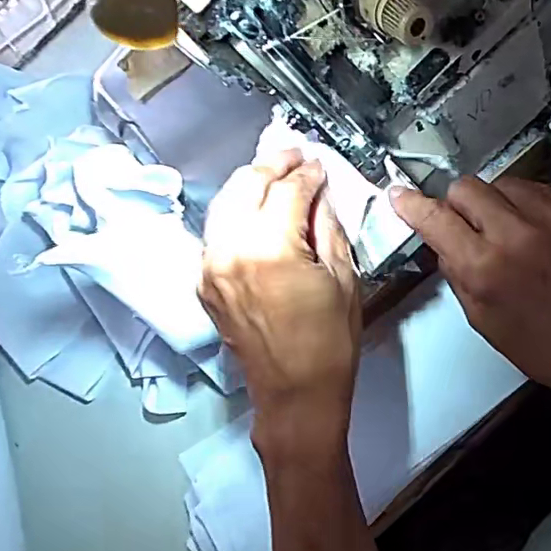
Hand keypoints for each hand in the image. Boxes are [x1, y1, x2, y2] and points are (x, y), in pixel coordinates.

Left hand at [201, 149, 361, 460]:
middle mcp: (232, 253)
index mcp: (271, 252)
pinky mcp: (207, 283)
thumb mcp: (344, 279)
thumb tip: (321, 196)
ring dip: (250, 182)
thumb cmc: (326, 347)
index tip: (319, 167)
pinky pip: (217, 231)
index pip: (288, 191)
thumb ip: (329, 228)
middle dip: (273, 164)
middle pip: (248, 185)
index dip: (308, 173)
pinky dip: (235, 212)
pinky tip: (255, 207)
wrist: (295, 394)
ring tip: (274, 173)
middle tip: (294, 156)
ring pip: (225, 203)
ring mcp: (213, 268)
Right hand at [390, 176, 550, 405]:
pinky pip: (535, 189)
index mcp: (485, 269)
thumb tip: (440, 237)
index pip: (436, 218)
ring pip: (500, 182)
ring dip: (491, 201)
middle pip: (466, 187)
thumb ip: (455, 271)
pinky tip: (530, 230)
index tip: (400, 196)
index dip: (411, 204)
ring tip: (503, 229)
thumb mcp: (480, 317)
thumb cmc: (539, 344)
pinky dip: (523, 204)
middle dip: (455, 203)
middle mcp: (517, 236)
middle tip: (464, 226)